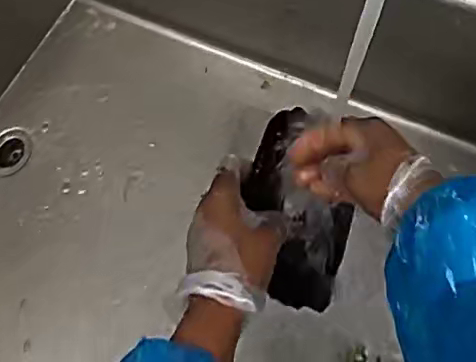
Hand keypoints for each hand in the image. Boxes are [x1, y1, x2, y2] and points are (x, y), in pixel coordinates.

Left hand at [188, 167, 280, 291]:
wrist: (218, 306)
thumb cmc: (243, 263)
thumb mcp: (270, 236)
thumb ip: (276, 218)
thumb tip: (280, 213)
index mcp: (220, 197)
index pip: (231, 168)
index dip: (248, 168)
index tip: (262, 175)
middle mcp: (204, 208)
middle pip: (222, 188)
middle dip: (240, 190)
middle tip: (262, 197)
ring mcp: (196, 229)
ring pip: (217, 208)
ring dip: (232, 210)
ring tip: (255, 219)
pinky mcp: (196, 249)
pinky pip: (213, 226)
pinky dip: (225, 227)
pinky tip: (242, 238)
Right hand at [288, 116, 428, 220]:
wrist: (416, 203)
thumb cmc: (383, 181)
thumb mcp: (351, 174)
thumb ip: (331, 169)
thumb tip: (319, 168)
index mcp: (366, 130)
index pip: (332, 130)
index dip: (310, 142)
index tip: (293, 156)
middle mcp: (371, 139)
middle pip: (338, 146)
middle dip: (316, 159)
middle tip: (296, 172)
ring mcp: (377, 159)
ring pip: (344, 163)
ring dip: (324, 172)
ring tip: (304, 183)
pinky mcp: (381, 179)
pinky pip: (353, 176)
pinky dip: (337, 182)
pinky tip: (320, 191)